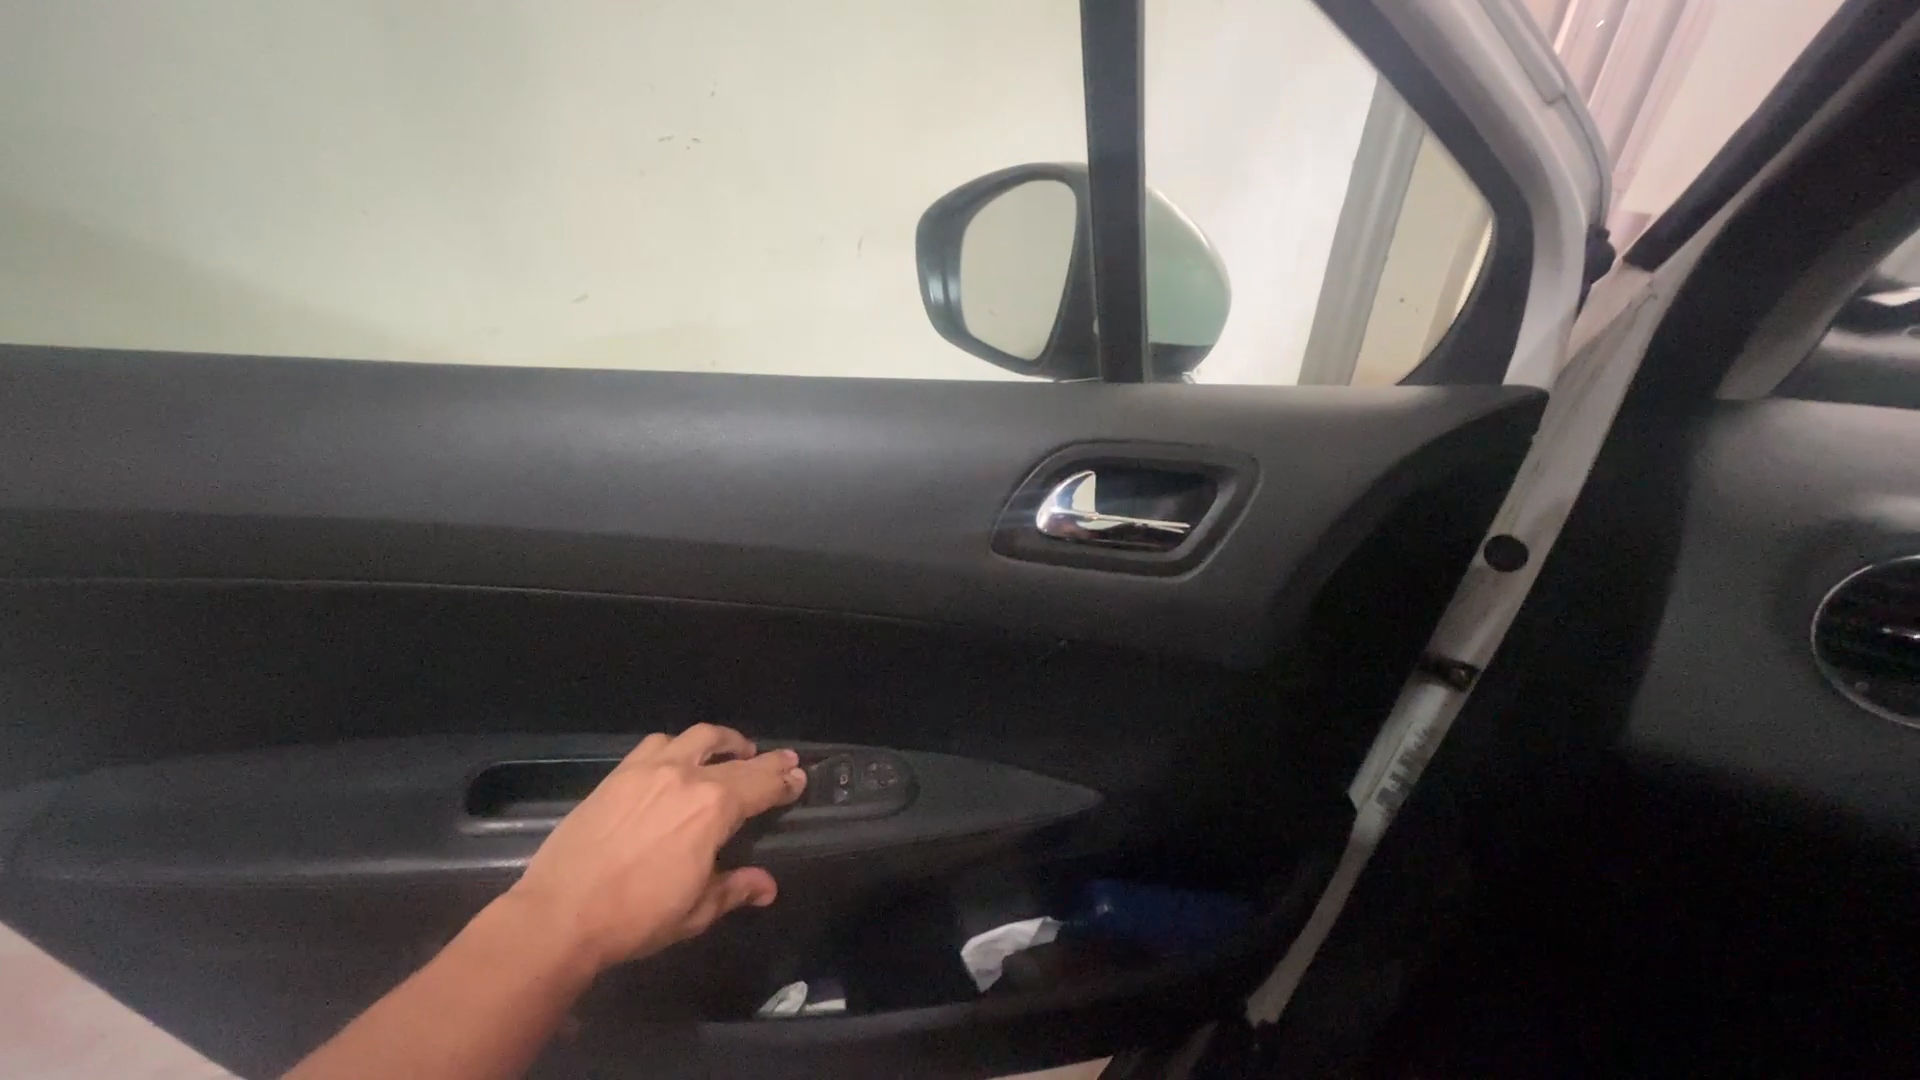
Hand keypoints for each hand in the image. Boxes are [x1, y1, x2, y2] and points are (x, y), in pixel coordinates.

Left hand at [503, 724, 806, 973]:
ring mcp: (651, 769)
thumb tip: (767, 886)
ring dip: (724, 741)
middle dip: (765, 760)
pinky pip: (657, 744)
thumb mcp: (695, 911)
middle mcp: (688, 777)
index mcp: (715, 809)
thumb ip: (735, 889)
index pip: (763, 785)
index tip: (799, 778)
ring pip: (699, 737)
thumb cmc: (636, 918)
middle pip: (738, 759)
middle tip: (782, 762)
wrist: (559, 915)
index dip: (785, 781)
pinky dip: (678, 745)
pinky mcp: (619, 773)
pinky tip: (678, 758)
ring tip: (734, 749)